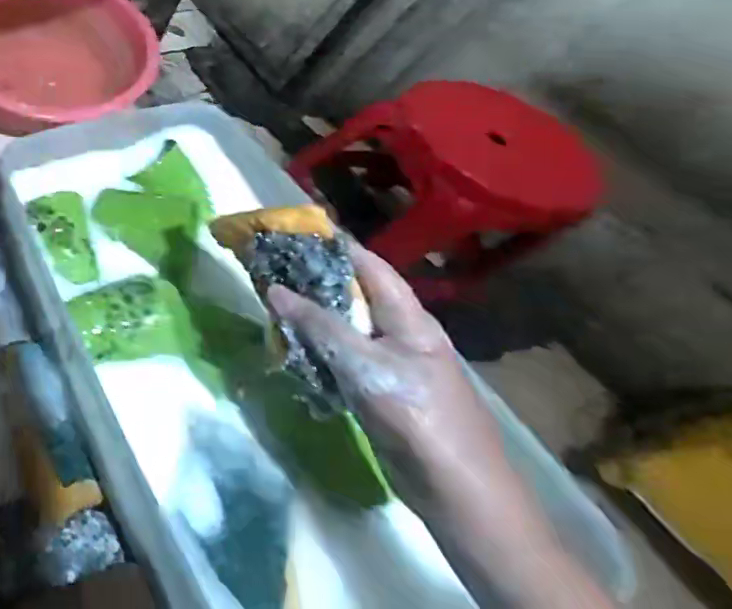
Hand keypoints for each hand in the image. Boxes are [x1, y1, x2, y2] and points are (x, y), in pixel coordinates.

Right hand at [272, 247, 617, 608]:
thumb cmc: (420, 419)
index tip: (291, 232)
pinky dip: (316, 351)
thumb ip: (321, 327)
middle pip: (353, 294)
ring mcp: (390, 364)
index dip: (332, 245)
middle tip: (269, 269)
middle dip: (313, 281)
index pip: (368, 263)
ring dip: (311, 318)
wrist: (462, 498)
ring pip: (344, 328)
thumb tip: (275, 288)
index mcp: (408, 316)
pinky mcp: (380, 392)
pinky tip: (289, 351)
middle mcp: (400, 332)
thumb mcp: (367, 368)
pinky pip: (343, 360)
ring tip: (270, 305)